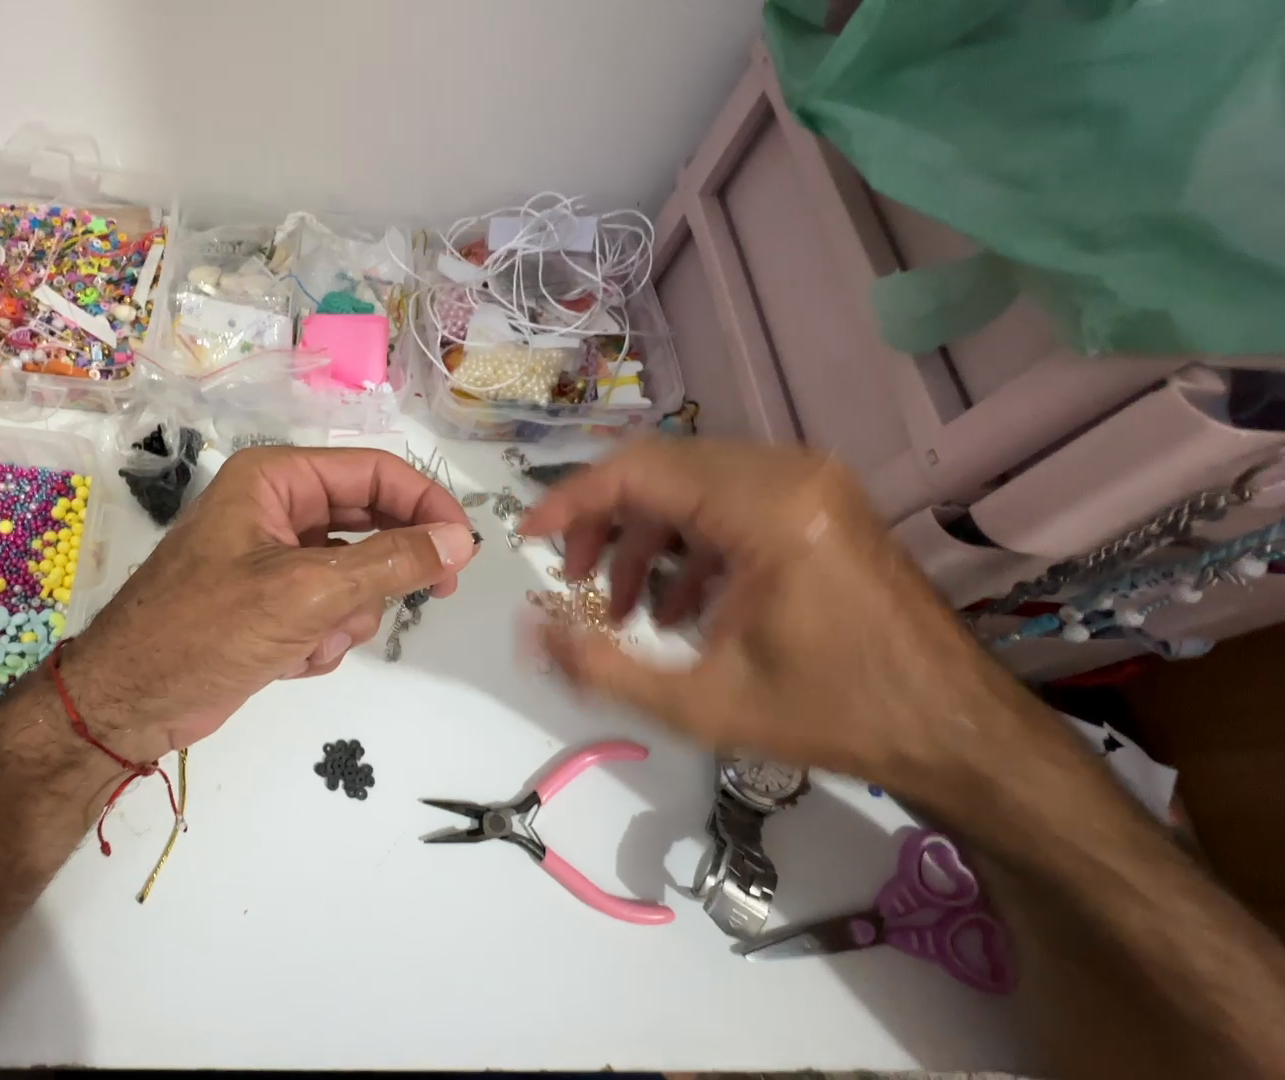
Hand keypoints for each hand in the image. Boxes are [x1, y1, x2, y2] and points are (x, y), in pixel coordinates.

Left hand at [63, 447, 478, 761]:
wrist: (131, 703)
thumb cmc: (206, 631)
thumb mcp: (307, 593)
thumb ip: (390, 562)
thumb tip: (458, 539)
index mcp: (275, 480)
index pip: (375, 473)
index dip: (426, 505)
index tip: (463, 551)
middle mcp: (276, 509)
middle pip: (368, 523)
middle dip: (386, 570)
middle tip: (431, 596)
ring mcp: (273, 559)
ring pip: (354, 574)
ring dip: (347, 615)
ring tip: (311, 639)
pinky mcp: (272, 605)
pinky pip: (329, 610)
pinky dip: (322, 638)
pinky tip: (289, 660)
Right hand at [519, 436, 1031, 793]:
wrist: (956, 733)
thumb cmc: (831, 717)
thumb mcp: (699, 705)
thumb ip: (599, 666)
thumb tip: (528, 630)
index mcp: (768, 510)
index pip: (639, 472)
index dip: (571, 500)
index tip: (529, 537)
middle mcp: (791, 475)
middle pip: (660, 468)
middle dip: (602, 521)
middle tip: (573, 577)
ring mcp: (811, 484)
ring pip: (689, 481)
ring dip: (641, 535)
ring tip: (621, 603)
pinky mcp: (820, 503)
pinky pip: (726, 499)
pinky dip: (684, 542)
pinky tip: (676, 606)